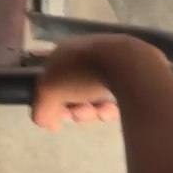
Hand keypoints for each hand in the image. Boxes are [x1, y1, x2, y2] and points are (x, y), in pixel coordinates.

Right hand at [31, 36, 165, 130]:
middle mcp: (84, 51)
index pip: (51, 79)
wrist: (125, 64)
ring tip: (103, 113)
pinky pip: (115, 92)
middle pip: (74, 88)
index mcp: (63, 50)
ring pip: (95, 92)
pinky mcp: (130, 69)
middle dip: (77, 107)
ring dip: (95, 109)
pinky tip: (115, 109)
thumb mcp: (49, 92)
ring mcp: (109, 59)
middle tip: (83, 114)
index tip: (60, 116)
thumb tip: (49, 122)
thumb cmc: (81, 73)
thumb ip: (42, 109)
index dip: (53, 101)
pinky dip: (112, 104)